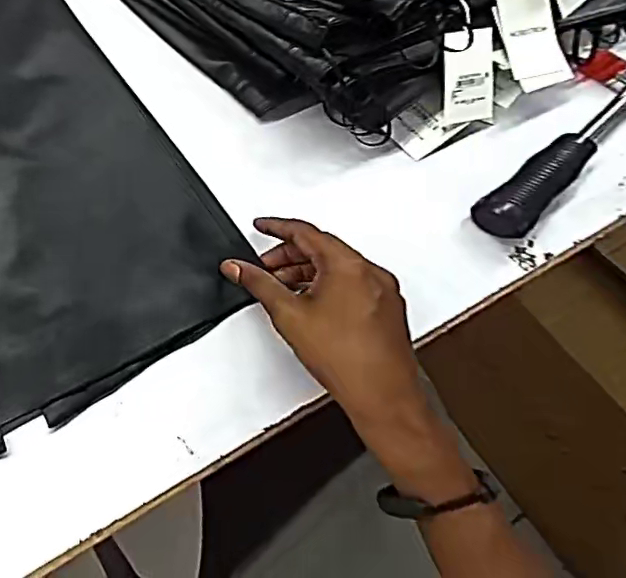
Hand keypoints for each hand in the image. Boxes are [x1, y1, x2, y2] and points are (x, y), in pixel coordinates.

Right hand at [223, 219, 475, 500]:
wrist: (386, 401)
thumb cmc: (349, 362)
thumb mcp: (288, 314)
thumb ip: (258, 283)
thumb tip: (238, 267)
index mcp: (348, 265)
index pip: (305, 231)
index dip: (276, 227)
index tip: (261, 225)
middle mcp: (371, 273)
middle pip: (321, 247)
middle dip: (288, 254)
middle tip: (265, 266)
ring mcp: (383, 291)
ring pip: (336, 265)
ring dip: (306, 270)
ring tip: (283, 287)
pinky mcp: (387, 308)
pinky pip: (352, 282)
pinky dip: (326, 283)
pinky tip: (308, 301)